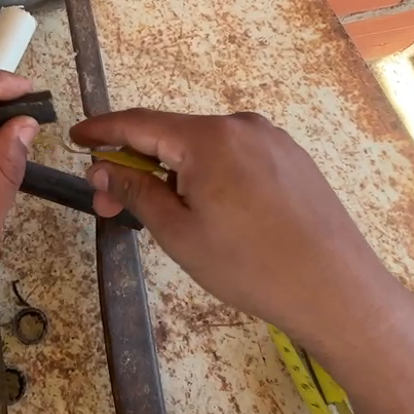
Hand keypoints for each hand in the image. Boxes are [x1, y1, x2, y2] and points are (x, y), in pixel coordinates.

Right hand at [70, 109, 413, 413]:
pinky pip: (233, 157)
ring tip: (159, 213)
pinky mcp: (291, 158)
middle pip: (171, 136)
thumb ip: (135, 189)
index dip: (102, 131)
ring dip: (171, 173)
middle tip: (108, 204)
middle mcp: (240, 125)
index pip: (138, 123)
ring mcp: (270, 140)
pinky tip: (205, 208)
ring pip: (202, 148)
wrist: (337, 290)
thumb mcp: (178, 231)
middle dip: (135, 166)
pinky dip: (206, 175)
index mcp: (208, 137)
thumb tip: (103, 167)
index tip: (76, 139)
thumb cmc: (249, 264)